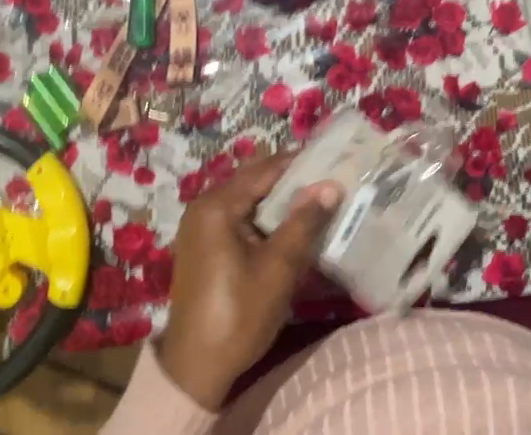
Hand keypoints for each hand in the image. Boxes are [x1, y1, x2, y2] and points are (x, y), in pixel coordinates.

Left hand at [157, 153, 340, 408]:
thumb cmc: (238, 314)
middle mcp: (204, 206)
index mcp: (217, 204)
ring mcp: (200, 226)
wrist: (196, 367)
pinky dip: (264, 220)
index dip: (300, 165)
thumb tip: (330, 185)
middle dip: (292, 183)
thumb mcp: (278, 268)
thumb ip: (304, 222)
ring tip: (318, 206)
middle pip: (254, 182)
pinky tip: (290, 231)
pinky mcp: (203, 246)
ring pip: (248, 201)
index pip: (265, 169)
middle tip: (330, 185)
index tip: (335, 163)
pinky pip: (239, 219)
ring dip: (279, 203)